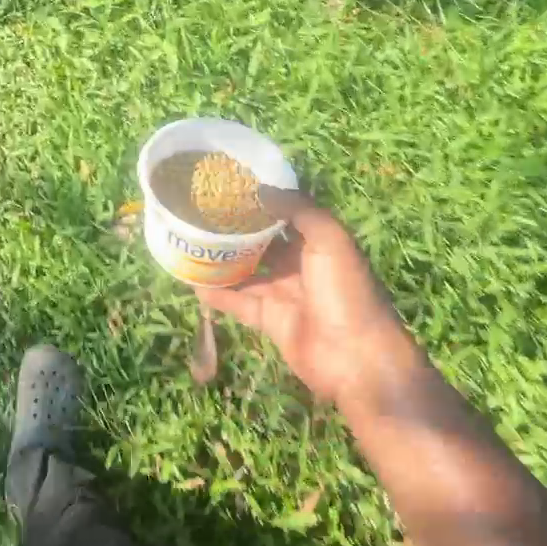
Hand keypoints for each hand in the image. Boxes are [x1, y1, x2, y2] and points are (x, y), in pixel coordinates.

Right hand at [196, 204, 406, 403]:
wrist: (356, 359)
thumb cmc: (346, 291)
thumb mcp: (331, 240)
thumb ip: (299, 210)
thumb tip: (262, 189)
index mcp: (318, 243)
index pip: (284, 216)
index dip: (261, 202)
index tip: (230, 186)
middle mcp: (299, 265)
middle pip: (261, 243)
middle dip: (236, 230)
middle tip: (201, 212)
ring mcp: (283, 293)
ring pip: (246, 271)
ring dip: (222, 260)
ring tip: (190, 242)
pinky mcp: (269, 320)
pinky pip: (238, 302)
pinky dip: (217, 294)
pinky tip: (193, 281)